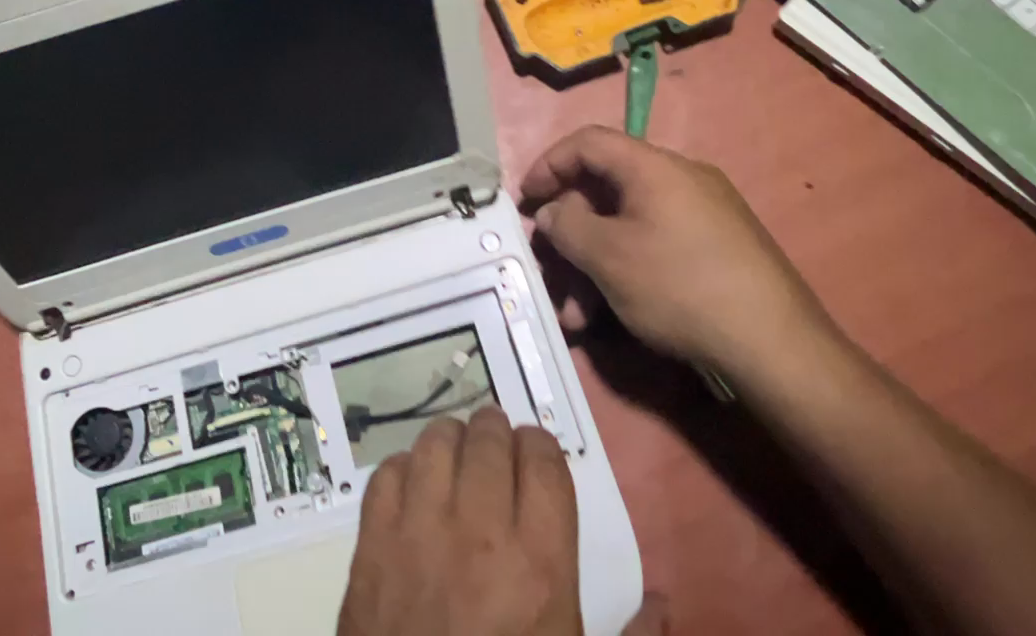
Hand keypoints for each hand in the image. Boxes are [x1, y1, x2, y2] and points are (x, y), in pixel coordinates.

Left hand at [338, 409, 580, 635]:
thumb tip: (663, 603)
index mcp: (540, 562)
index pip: (544, 461)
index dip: (541, 445)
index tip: (536, 451)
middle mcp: (479, 530)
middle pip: (488, 440)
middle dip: (495, 431)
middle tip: (496, 440)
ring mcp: (418, 532)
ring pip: (434, 444)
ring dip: (449, 439)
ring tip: (456, 451)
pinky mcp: (372, 545)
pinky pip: (385, 475)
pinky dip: (402, 468)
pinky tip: (413, 485)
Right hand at [518, 125, 837, 377]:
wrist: (775, 344)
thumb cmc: (680, 287)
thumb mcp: (608, 257)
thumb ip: (566, 226)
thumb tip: (552, 212)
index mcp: (655, 168)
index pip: (588, 142)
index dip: (549, 165)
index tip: (524, 201)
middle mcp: (681, 181)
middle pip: (606, 189)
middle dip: (569, 231)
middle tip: (548, 266)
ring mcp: (702, 215)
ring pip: (627, 227)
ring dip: (592, 266)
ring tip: (575, 315)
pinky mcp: (716, 249)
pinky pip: (654, 246)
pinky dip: (624, 273)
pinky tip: (609, 318)